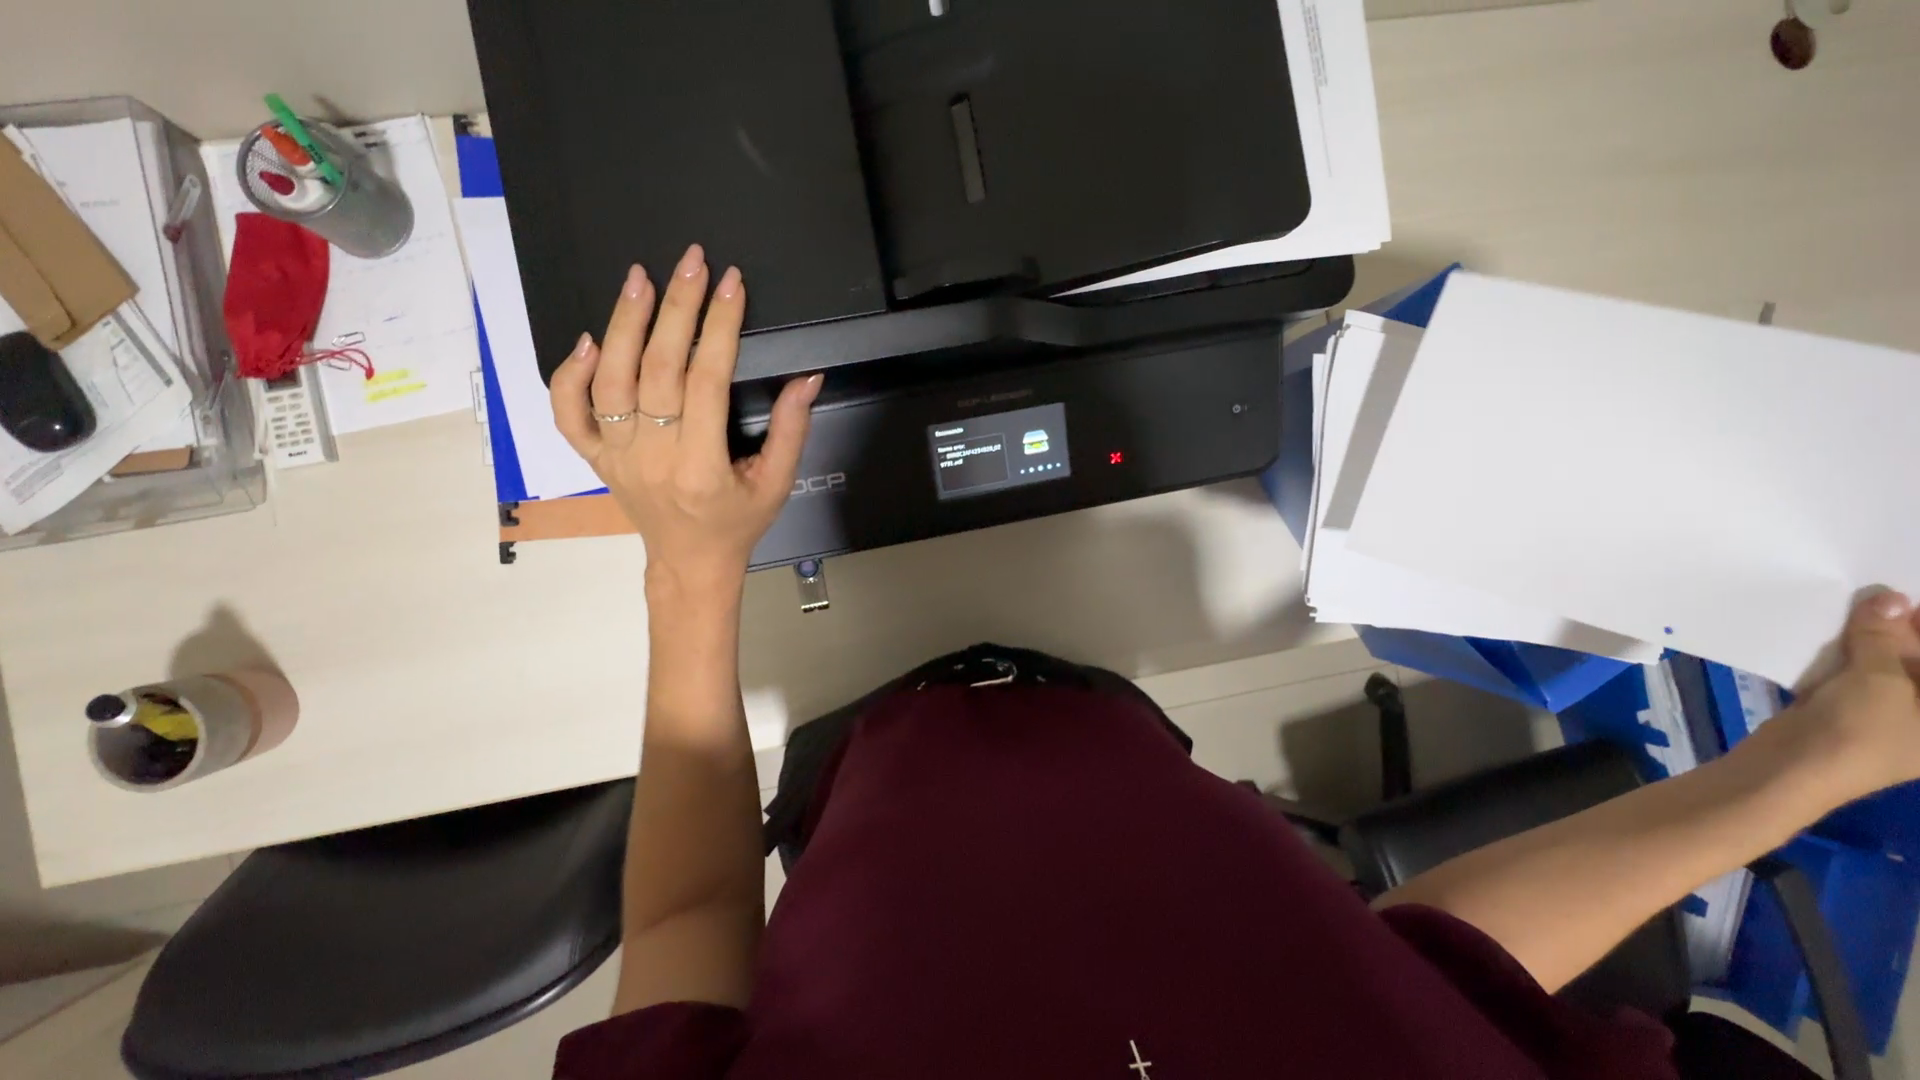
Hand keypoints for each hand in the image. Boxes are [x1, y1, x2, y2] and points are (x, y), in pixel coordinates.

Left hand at [549, 244, 822, 593]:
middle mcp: (651, 458)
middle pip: (657, 370)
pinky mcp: (594, 458)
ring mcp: (615, 458)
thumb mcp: (777, 483)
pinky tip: (589, 340)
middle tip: (690, 263)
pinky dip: (569, 375)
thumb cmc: (737, 524)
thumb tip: (808, 377)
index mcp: (701, 467)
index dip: (719, 328)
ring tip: (639, 279)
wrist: (690, 563)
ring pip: (609, 382)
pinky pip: (569, 414)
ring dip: (623, 325)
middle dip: (676, 309)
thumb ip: (792, 430)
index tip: (730, 285)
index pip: (706, 382)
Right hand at [1767, 590, 1919, 806]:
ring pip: (1891, 669)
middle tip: (1880, 599)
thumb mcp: (1878, 679)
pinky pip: (1860, 679)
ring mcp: (1894, 716)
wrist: (1793, 770)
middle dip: (1904, 633)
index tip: (1912, 600)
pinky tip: (1835, 637)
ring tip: (1857, 609)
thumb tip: (1888, 596)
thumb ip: (1882, 636)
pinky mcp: (1855, 713)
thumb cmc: (1860, 731)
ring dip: (1873, 642)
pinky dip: (1849, 659)